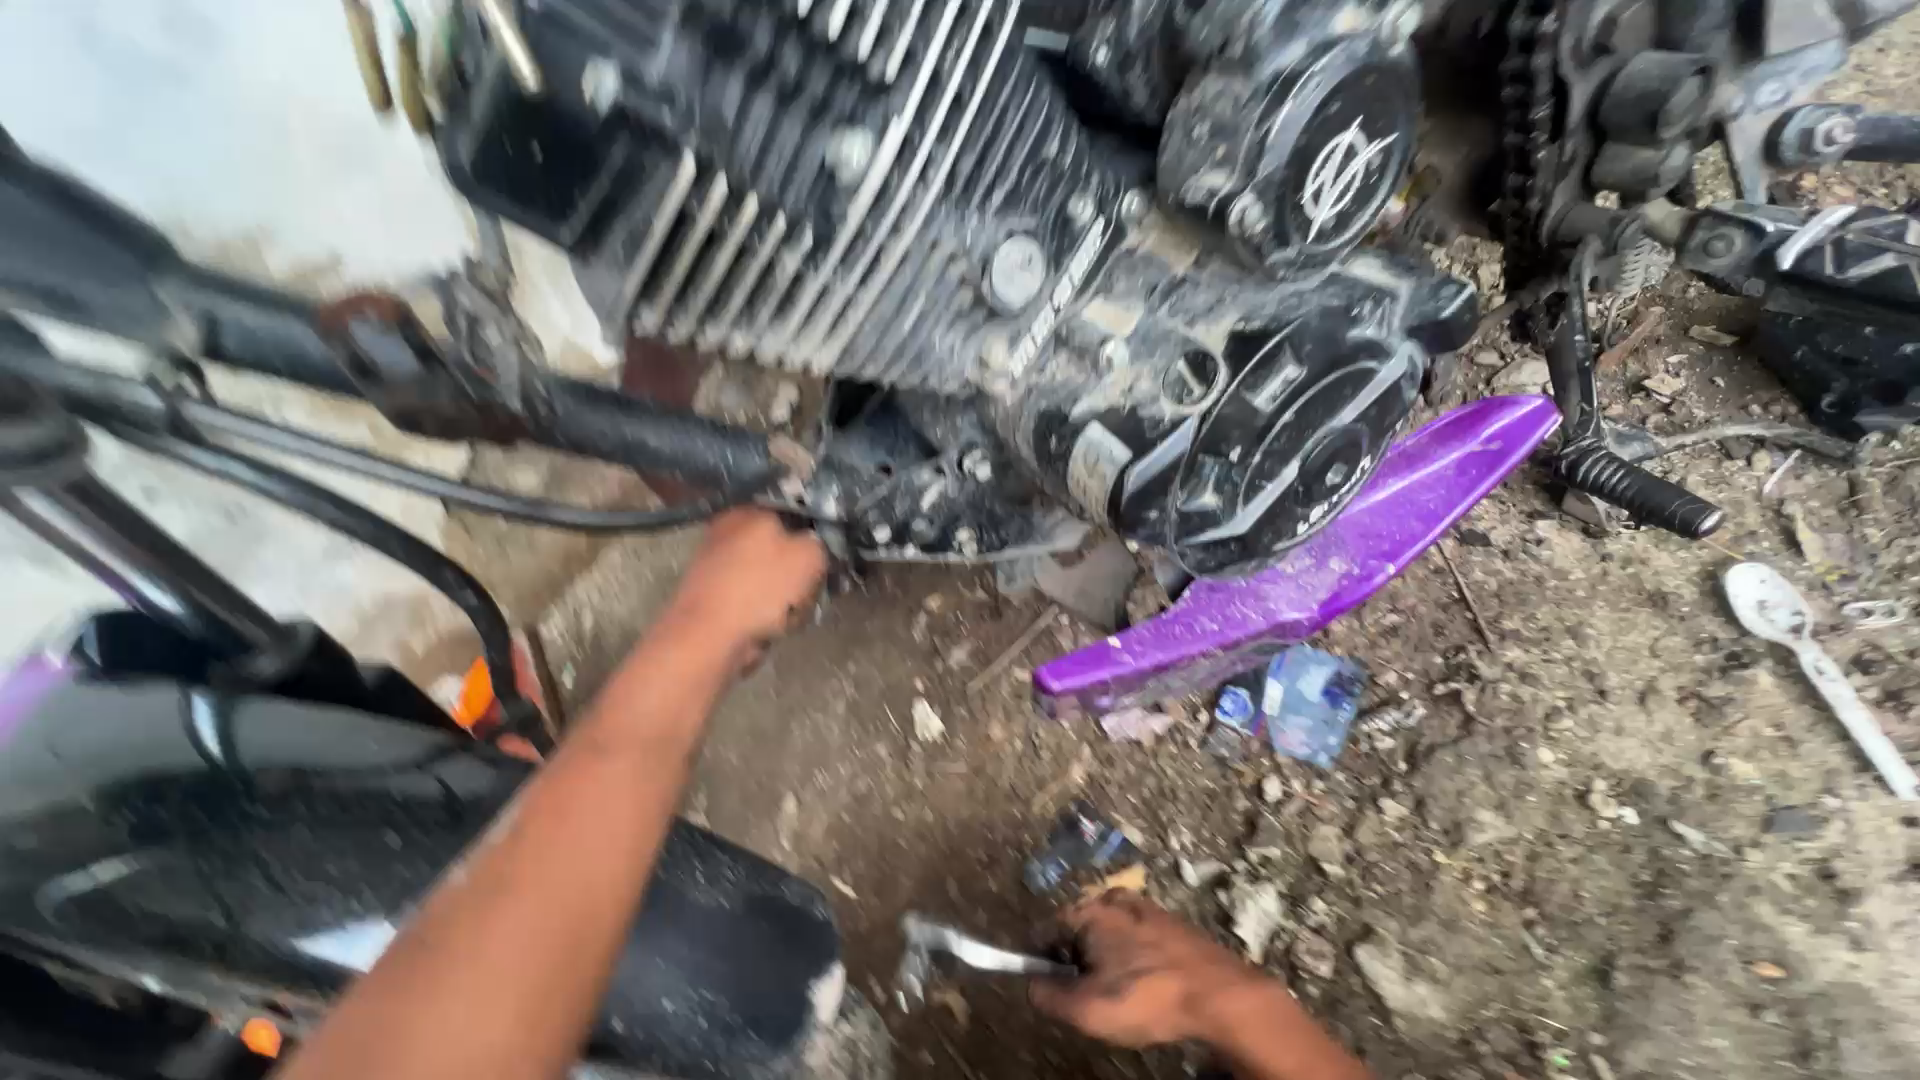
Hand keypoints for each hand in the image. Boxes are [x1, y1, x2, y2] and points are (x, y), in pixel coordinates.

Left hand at [664, 509, 826, 667]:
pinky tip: (770, 626)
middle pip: (780, 550)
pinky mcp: (712, 598)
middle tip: (809, 592)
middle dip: (799, 573)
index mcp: (747, 512)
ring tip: (790, 615)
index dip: (814, 539)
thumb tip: (813, 546)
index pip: (793, 516)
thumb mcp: (809, 556)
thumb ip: (818, 543)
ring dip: (785, 598)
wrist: (709, 637)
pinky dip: (764, 613)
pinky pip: (752, 601)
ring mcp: (715, 567)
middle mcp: (726, 533)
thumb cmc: (760, 588)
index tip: (824, 562)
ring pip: (769, 579)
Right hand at [1030, 890, 1270, 1048]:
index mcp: (1087, 912)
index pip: (1044, 929)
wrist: (1219, 994)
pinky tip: (1146, 981)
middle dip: (1075, 958)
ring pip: (1109, 930)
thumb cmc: (1145, 998)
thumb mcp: (1086, 1009)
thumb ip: (1047, 995)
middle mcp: (1112, 898)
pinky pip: (1136, 935)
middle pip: (1077, 928)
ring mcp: (1146, 906)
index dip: (1039, 960)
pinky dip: (1133, 954)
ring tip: (1119, 990)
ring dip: (1106, 956)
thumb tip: (1031, 984)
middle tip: (1087, 993)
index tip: (1050, 988)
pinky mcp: (1171, 921)